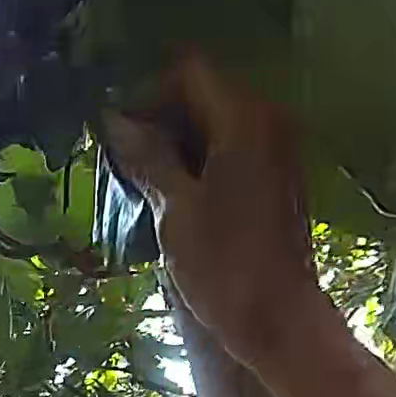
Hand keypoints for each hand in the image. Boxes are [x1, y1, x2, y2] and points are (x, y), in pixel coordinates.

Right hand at [104, 55, 320, 369]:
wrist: (277, 321)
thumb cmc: (224, 268)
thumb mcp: (176, 212)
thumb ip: (148, 159)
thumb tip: (116, 122)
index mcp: (244, 120)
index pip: (188, 75)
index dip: (147, 98)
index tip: (119, 139)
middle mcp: (269, 123)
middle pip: (206, 98)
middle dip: (163, 125)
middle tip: (128, 167)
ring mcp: (278, 155)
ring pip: (219, 130)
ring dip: (180, 150)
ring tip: (147, 188)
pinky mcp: (278, 185)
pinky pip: (234, 157)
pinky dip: (203, 169)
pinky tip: (178, 203)